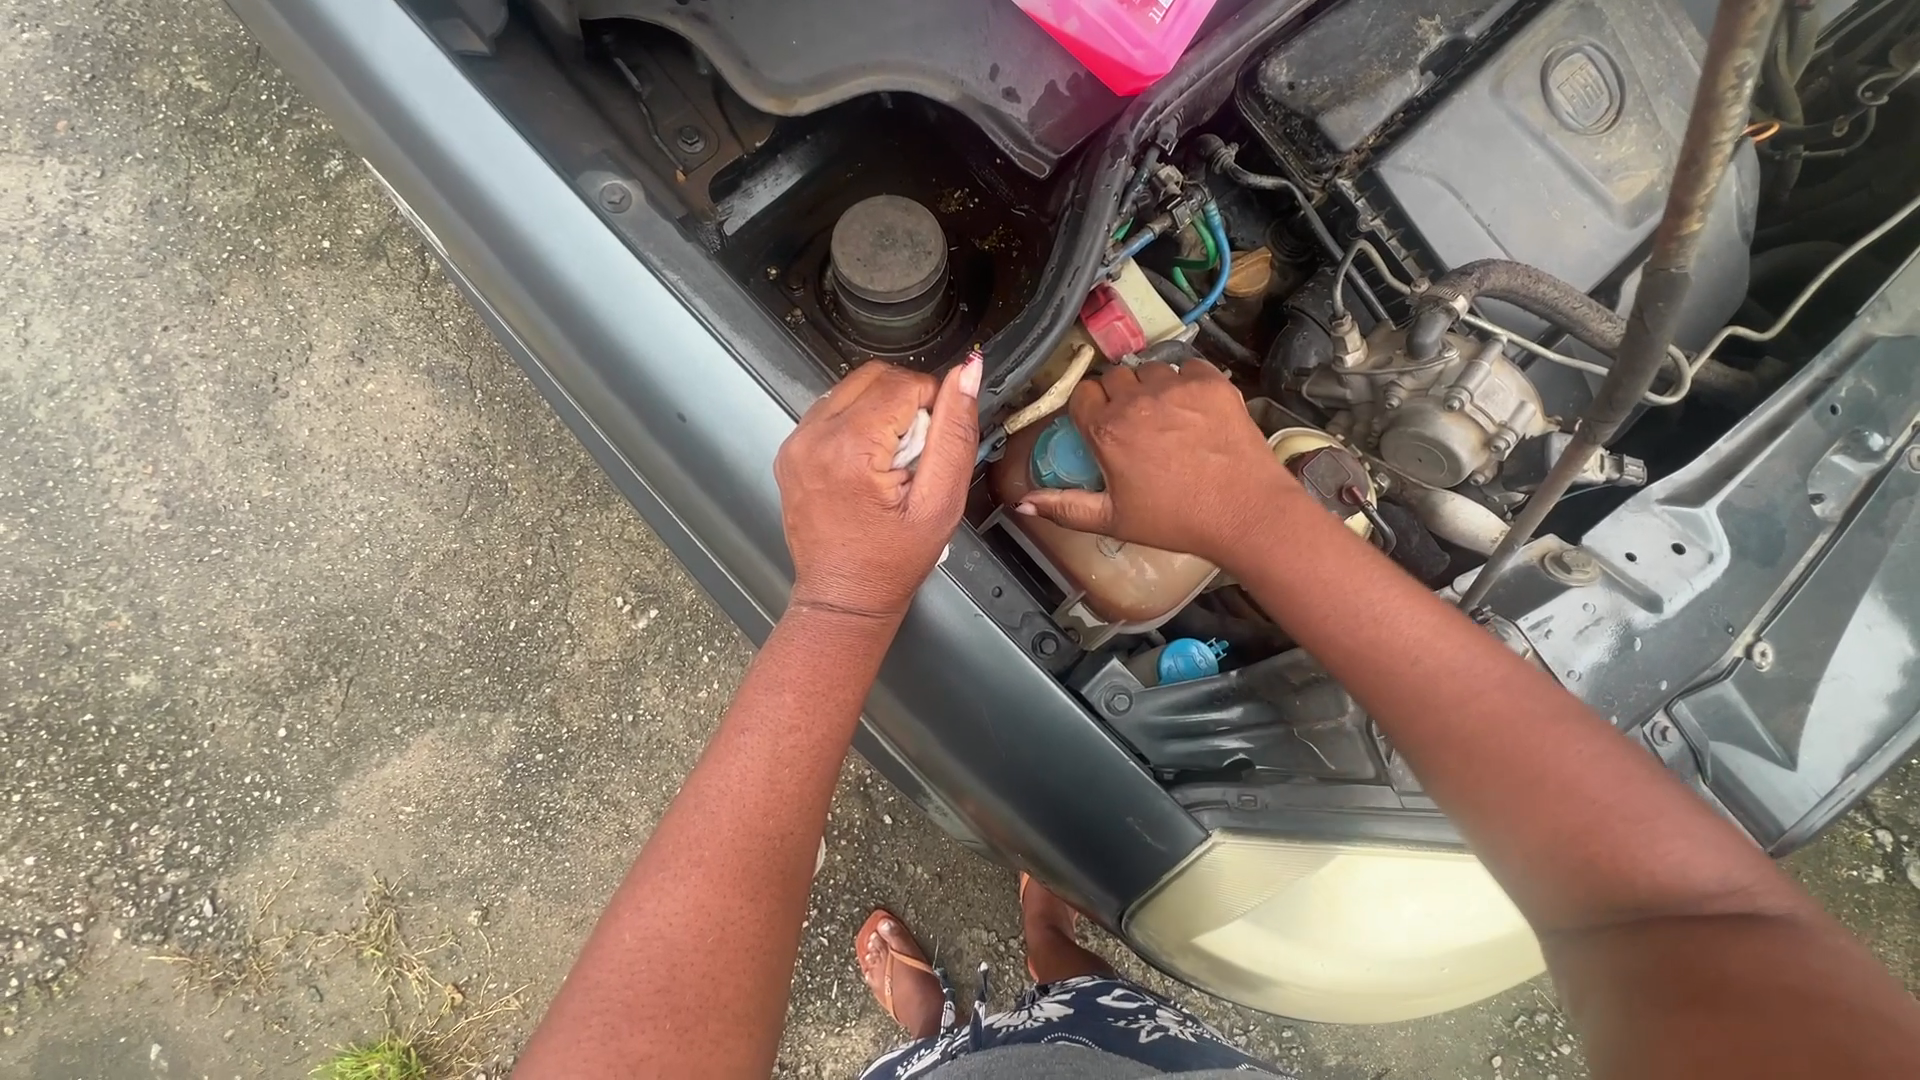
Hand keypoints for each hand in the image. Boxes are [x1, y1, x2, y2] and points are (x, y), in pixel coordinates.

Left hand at [775, 357, 980, 619]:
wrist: (844, 596)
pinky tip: (868, 463)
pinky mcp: (790, 450)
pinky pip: (831, 409)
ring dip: (881, 410)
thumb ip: (955, 432)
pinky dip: (857, 422)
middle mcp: (813, 436)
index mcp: (849, 448)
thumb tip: (968, 371)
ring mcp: (796, 442)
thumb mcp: (941, 501)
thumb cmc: (893, 561)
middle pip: (875, 377)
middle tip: (914, 454)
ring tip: (891, 462)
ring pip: (852, 388)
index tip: (932, 448)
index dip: (932, 406)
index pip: (904, 383)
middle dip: (906, 402)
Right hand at [1016, 360, 1301, 566]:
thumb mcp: (1112, 519)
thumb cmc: (1175, 520)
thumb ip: (1063, 507)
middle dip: (1118, 396)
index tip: (1100, 427)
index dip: (1089, 409)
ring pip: (1150, 369)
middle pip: (1114, 377)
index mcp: (1107, 430)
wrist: (1245, 513)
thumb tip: (1021, 504)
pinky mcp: (1212, 382)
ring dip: (1151, 387)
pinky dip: (1186, 382)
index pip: (1082, 394)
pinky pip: (1188, 367)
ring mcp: (1177, 387)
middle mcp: (1137, 400)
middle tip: (1134, 426)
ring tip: (1165, 417)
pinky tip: (1192, 410)